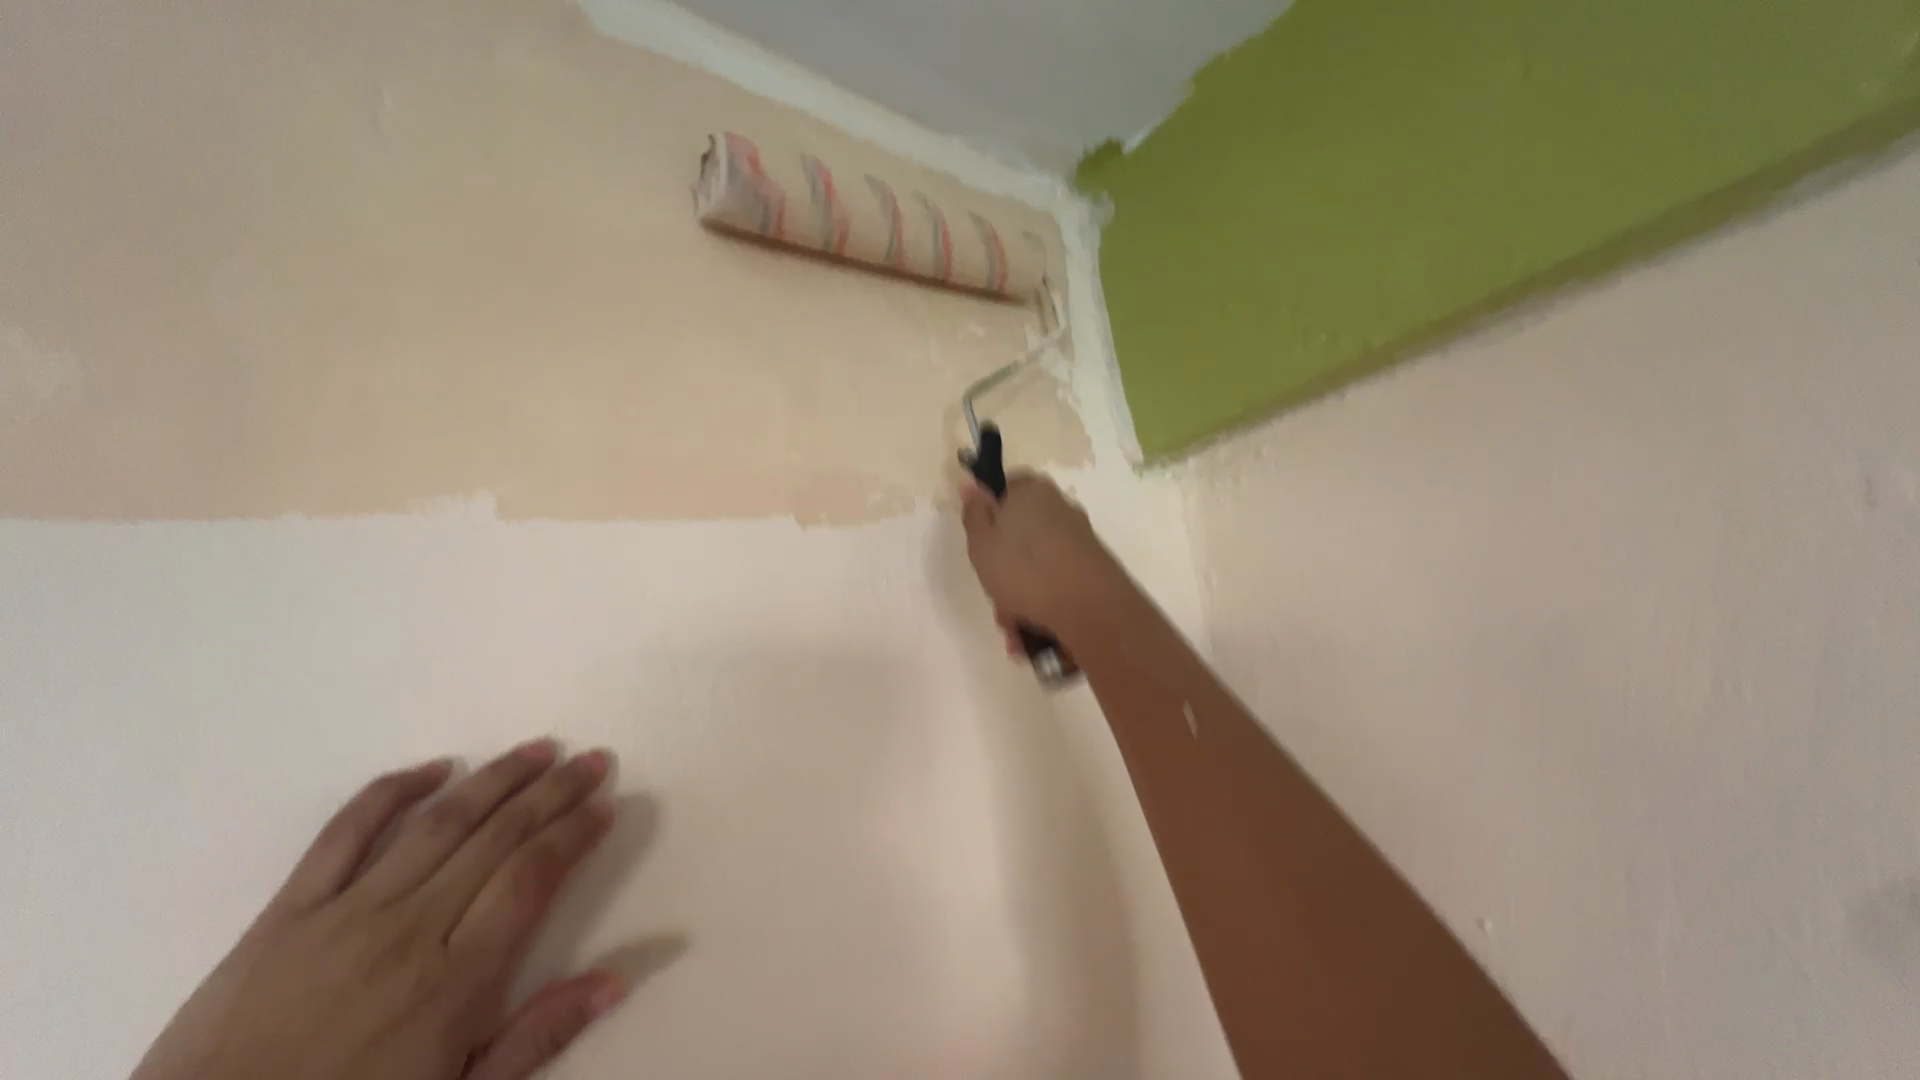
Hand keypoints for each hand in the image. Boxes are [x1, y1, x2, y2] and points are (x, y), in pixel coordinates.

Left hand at [132, 741, 622, 1079]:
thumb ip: (538, 1037)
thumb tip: (616, 982)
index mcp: (455, 979)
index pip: (531, 878)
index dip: (574, 834)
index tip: (605, 804)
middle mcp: (410, 929)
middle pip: (498, 838)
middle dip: (554, 792)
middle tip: (591, 760)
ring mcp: (345, 912)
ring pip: (438, 822)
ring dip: (496, 779)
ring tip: (538, 749)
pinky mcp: (287, 910)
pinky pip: (344, 833)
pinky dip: (392, 791)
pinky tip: (435, 767)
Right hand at [960, 472, 1130, 652]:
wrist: (1089, 608)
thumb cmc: (1023, 569)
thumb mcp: (981, 542)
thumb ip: (974, 513)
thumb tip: (971, 483)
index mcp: (1032, 492)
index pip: (1008, 488)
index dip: (990, 514)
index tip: (982, 544)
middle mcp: (1060, 508)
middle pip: (1021, 533)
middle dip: (1004, 571)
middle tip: (995, 599)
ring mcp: (1079, 539)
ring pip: (1036, 565)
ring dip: (1019, 598)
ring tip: (1013, 629)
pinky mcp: (1092, 568)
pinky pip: (1056, 582)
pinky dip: (1042, 605)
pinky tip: (1032, 634)